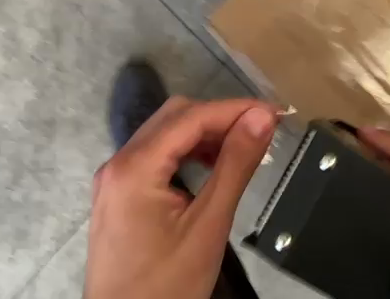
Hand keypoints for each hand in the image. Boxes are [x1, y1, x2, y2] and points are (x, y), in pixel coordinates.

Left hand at [84, 96, 276, 298]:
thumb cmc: (168, 288)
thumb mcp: (208, 226)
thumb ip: (235, 165)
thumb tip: (262, 117)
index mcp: (134, 167)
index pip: (191, 117)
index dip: (235, 109)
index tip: (275, 113)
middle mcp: (118, 163)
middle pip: (175, 118)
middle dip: (220, 118)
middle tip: (261, 130)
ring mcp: (114, 180)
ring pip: (165, 134)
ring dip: (204, 134)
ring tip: (242, 148)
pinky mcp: (118, 197)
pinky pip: (156, 156)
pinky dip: (186, 153)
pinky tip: (211, 168)